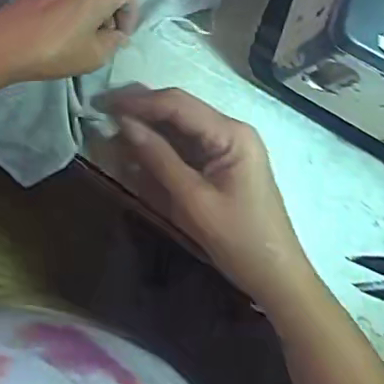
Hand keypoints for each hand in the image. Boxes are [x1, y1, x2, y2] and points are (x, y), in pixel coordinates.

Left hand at [0, 0, 138, 84]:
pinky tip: (57, 20)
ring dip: (90, 1)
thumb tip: (116, 34)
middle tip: (101, 34)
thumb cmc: (59, 48)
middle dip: (111, 7)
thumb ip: (115, 41)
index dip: (129, 16)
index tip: (118, 37)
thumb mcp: (97, 55)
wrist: (9, 40)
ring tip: (79, 27)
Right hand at [107, 85, 311, 307]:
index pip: (177, 104)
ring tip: (113, 127)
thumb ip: (159, 158)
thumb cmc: (240, 241)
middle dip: (140, 108)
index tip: (105, 104)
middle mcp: (230, 130)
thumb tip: (124, 123)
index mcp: (231, 133)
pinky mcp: (221, 160)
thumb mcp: (193, 201)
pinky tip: (136, 146)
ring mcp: (227, 144)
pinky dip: (159, 143)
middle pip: (178, 108)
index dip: (139, 102)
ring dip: (147, 125)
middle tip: (103, 109)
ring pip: (178, 123)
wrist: (279, 281)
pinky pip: (185, 142)